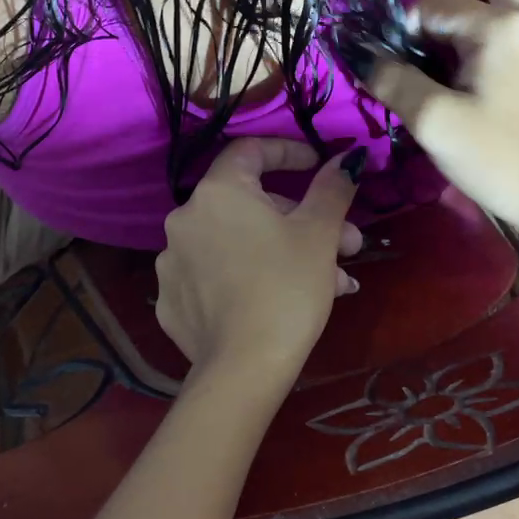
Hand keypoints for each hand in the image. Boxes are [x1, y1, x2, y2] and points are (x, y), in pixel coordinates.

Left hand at [155, 140, 362, 381]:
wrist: (244, 367)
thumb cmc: (287, 287)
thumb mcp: (320, 233)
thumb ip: (332, 188)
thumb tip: (346, 159)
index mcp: (217, 192)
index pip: (250, 151)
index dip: (289, 152)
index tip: (319, 167)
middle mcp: (184, 218)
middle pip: (249, 204)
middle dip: (302, 219)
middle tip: (346, 246)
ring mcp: (172, 262)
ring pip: (237, 243)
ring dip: (283, 252)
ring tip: (331, 282)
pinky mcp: (171, 300)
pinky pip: (216, 276)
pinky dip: (248, 278)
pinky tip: (281, 302)